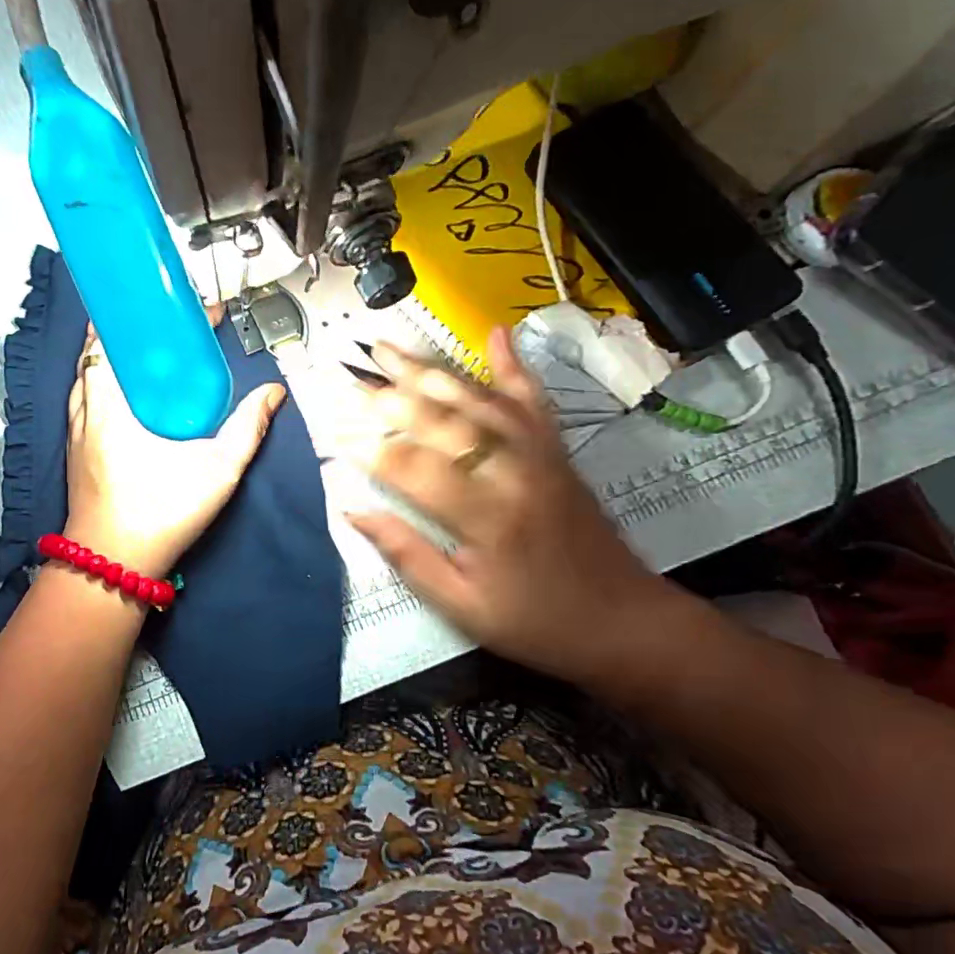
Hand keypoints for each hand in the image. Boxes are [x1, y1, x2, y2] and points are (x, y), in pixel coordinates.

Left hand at [63, 324, 286, 579]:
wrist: (113, 565)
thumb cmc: (160, 514)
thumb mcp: (217, 470)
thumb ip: (248, 428)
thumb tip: (273, 394)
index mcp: (109, 407)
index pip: (106, 342)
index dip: (134, 318)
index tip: (169, 311)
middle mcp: (84, 414)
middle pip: (93, 355)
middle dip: (125, 334)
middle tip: (164, 329)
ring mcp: (76, 435)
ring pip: (85, 381)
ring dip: (111, 361)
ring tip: (149, 357)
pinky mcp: (77, 455)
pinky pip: (84, 404)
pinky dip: (103, 387)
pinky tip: (131, 400)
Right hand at [345, 329, 707, 687]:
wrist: (621, 619)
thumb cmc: (535, 621)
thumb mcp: (462, 607)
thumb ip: (408, 556)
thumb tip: (355, 512)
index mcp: (485, 517)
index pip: (412, 468)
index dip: (369, 447)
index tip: (332, 430)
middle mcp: (511, 472)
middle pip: (442, 420)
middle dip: (391, 395)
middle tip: (350, 373)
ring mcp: (538, 454)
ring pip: (478, 400)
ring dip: (431, 370)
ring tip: (390, 348)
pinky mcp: (555, 450)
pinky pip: (531, 399)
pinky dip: (512, 364)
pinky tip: (495, 332)